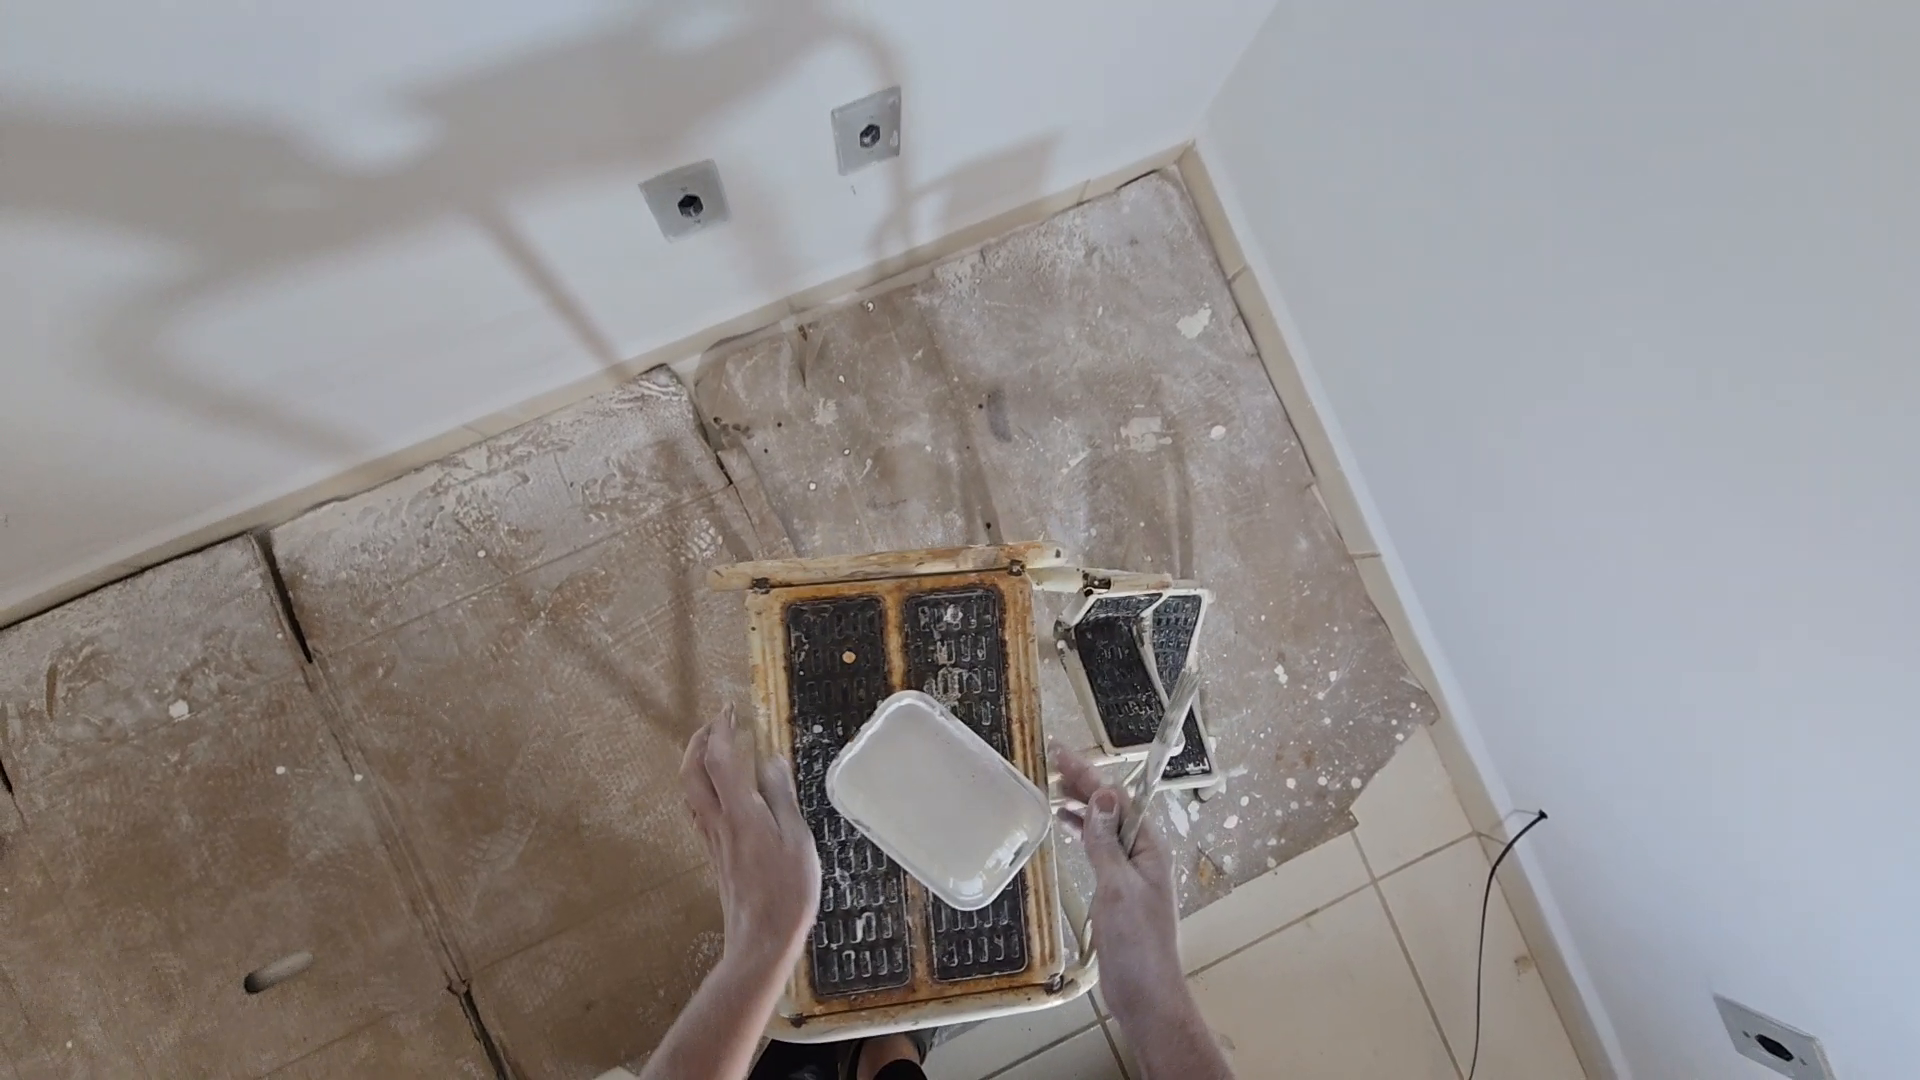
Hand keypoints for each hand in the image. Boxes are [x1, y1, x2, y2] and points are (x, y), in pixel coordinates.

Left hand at [680, 703, 820, 977]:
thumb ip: (782, 796)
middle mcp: (718, 821)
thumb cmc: (787, 890)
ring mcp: (713, 839)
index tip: (729, 708)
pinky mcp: (715, 853)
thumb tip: (771, 759)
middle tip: (716, 722)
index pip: (720, 759)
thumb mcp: (797, 838)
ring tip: (715, 747)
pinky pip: (699, 808)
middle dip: (698, 741)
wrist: (760, 941)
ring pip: (691, 791)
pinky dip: (704, 785)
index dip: (721, 729)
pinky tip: (721, 788)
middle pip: (692, 772)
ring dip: (696, 761)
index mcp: (740, 812)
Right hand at [1051, 744, 1187, 1024]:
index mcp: (1148, 847)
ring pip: (1103, 824)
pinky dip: (1080, 829)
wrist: (1145, 994)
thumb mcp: (1117, 887)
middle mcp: (1141, 852)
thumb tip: (1100, 795)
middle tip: (1051, 760)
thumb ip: (1106, 842)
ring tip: (1053, 785)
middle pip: (1110, 807)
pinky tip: (1064, 822)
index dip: (1088, 773)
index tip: (1061, 753)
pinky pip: (1098, 846)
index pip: (1117, 798)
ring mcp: (1129, 870)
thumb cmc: (1136, 942)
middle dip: (1083, 781)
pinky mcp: (1116, 887)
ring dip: (1080, 803)